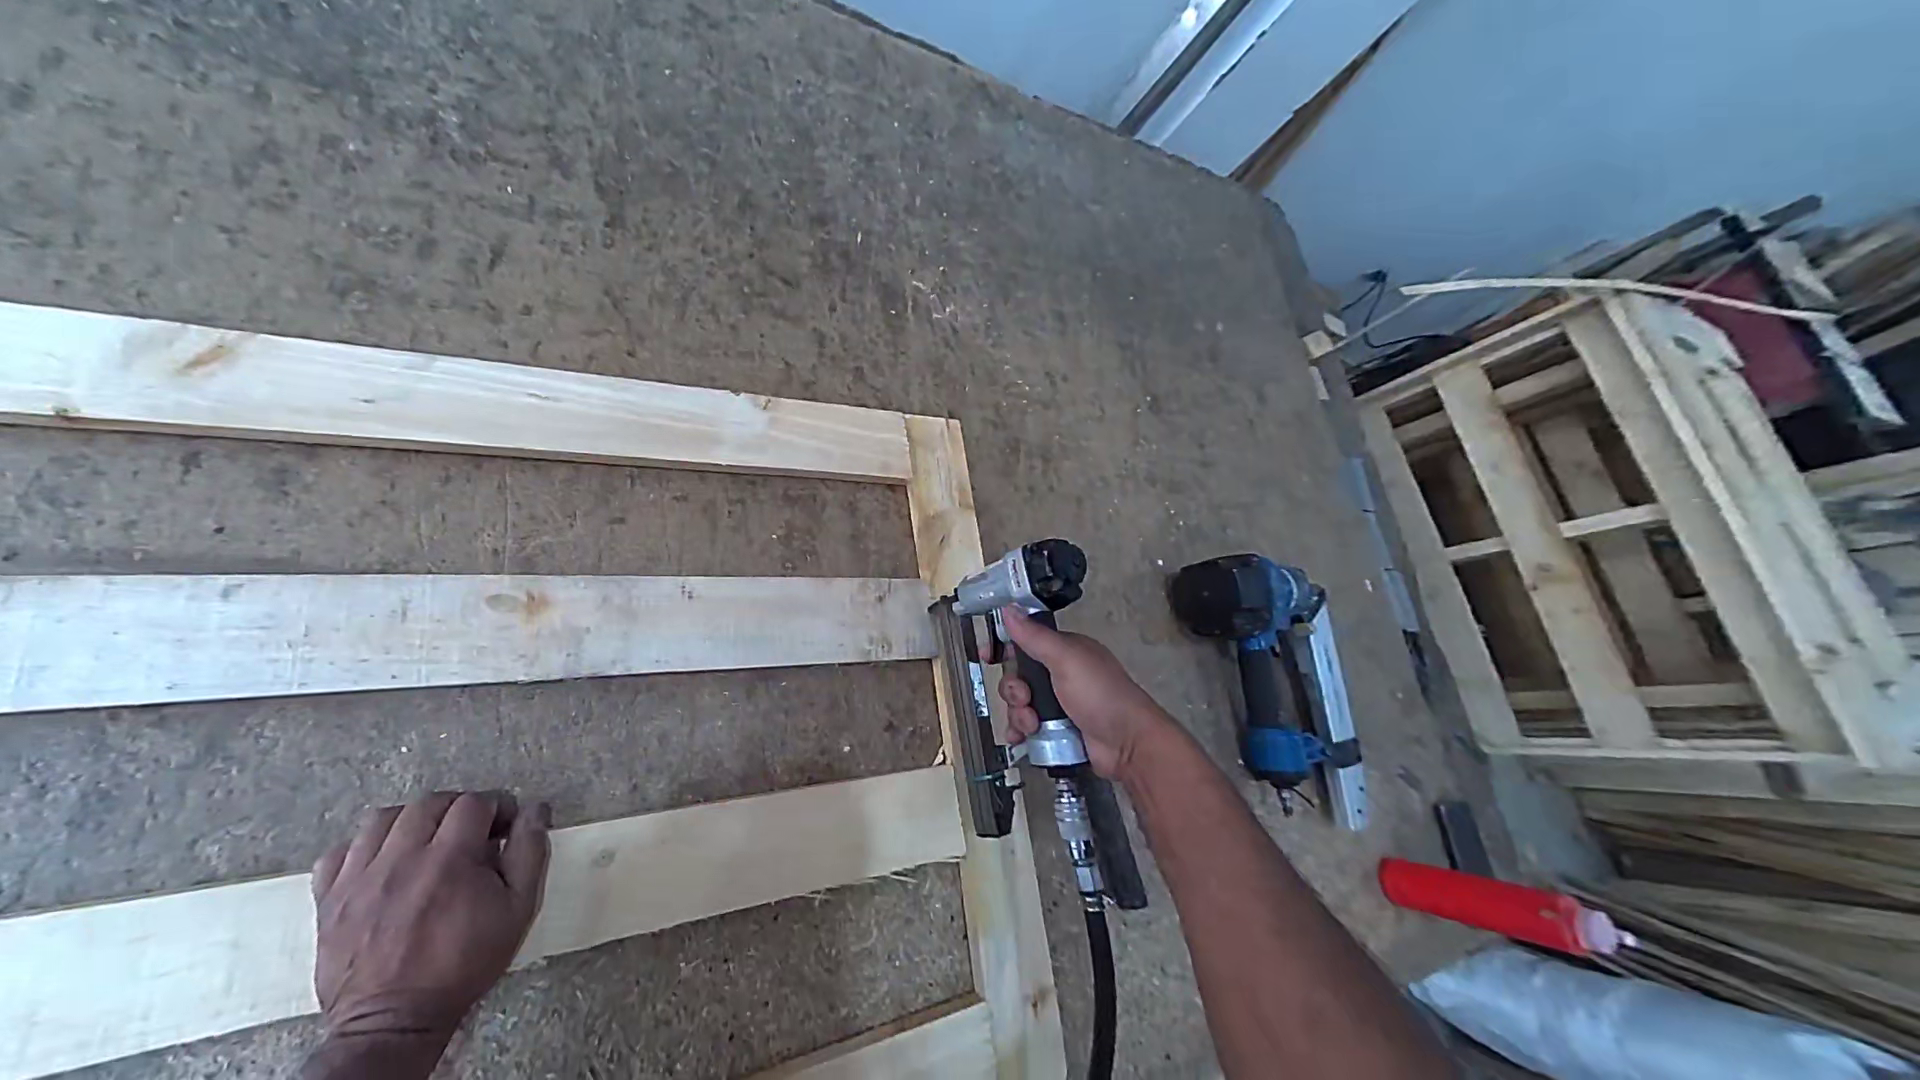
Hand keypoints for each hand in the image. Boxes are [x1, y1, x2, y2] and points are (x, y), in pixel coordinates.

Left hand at [309, 791, 549, 1049]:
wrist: (394, 1020)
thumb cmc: (464, 962)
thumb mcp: (519, 907)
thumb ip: (530, 851)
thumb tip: (535, 810)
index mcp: (449, 859)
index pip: (475, 802)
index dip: (498, 807)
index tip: (506, 826)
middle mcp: (400, 859)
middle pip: (430, 802)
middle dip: (459, 807)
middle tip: (473, 832)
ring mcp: (358, 879)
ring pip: (383, 818)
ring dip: (413, 819)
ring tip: (429, 840)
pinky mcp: (328, 900)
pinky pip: (338, 852)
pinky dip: (364, 847)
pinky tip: (385, 862)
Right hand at [997, 606, 1173, 782]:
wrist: (1127, 744)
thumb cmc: (1100, 695)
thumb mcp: (1066, 659)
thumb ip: (1034, 637)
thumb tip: (1009, 609)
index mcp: (1065, 651)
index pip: (1026, 642)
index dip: (1005, 647)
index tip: (987, 656)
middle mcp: (1060, 674)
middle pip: (1018, 676)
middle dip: (1014, 690)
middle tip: (1026, 700)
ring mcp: (1059, 704)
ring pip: (1020, 703)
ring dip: (1018, 714)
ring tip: (1032, 724)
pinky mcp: (1057, 729)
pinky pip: (1026, 726)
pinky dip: (1020, 731)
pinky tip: (1022, 738)